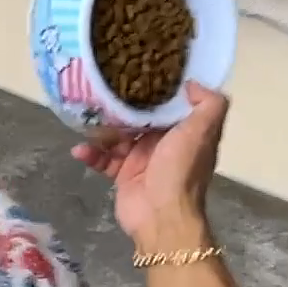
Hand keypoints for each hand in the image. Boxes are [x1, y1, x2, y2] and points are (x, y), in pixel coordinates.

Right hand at [72, 81, 227, 250]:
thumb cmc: (180, 170)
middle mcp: (162, 143)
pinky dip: (91, 154)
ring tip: (84, 123)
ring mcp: (140, 159)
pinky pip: (103, 158)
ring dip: (99, 131)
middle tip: (97, 94)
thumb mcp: (201, 132)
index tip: (134, 71)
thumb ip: (208, 104)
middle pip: (137, 118)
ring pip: (116, 136)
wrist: (161, 215)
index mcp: (183, 132)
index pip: (168, 105)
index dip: (154, 89)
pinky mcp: (122, 175)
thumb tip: (192, 83)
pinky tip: (79, 150)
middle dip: (118, 108)